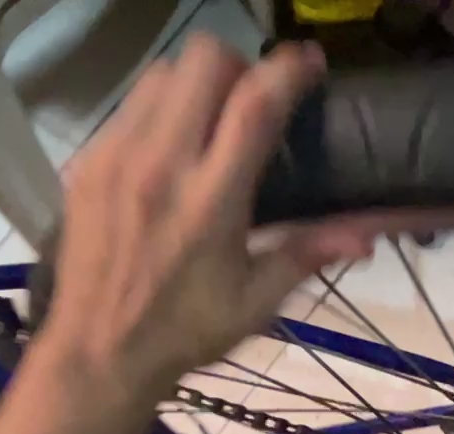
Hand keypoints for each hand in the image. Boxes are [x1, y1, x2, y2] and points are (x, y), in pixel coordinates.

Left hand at [31, 36, 373, 399]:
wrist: (100, 353)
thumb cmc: (186, 333)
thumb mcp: (254, 304)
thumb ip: (306, 256)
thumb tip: (367, 236)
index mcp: (211, 203)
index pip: (254, 105)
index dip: (288, 70)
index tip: (310, 63)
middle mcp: (161, 165)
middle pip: (203, 60)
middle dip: (238, 69)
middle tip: (249, 107)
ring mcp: (116, 157)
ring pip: (161, 73)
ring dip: (195, 87)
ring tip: (206, 130)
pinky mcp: (87, 163)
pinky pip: (128, 107)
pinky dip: (157, 113)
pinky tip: (166, 158)